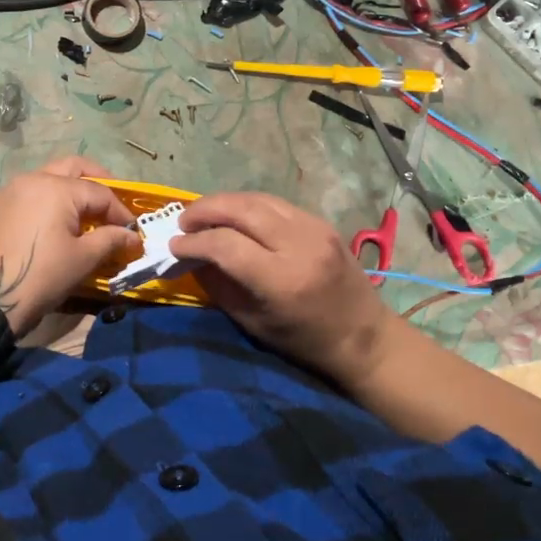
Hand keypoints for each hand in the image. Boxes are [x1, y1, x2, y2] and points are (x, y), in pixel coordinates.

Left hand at [0, 156, 140, 335]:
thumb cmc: (41, 276)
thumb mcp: (82, 259)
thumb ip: (110, 240)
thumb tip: (132, 236)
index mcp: (57, 188)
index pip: (99, 192)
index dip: (120, 211)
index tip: (132, 232)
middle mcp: (32, 179)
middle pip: (72, 168)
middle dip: (96, 182)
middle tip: (110, 204)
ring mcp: (10, 190)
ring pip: (47, 178)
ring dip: (69, 189)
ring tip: (83, 214)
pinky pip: (28, 193)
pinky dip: (46, 200)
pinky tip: (52, 222)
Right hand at [169, 192, 401, 385]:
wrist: (366, 338)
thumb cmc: (304, 342)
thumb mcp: (252, 322)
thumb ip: (218, 284)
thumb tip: (189, 256)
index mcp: (282, 280)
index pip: (225, 244)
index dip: (193, 242)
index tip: (174, 246)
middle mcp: (299, 246)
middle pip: (240, 209)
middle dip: (204, 210)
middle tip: (183, 221)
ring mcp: (314, 229)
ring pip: (256, 198)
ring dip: (224, 203)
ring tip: (203, 215)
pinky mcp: (321, 222)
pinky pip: (274, 203)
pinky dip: (248, 206)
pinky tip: (234, 216)